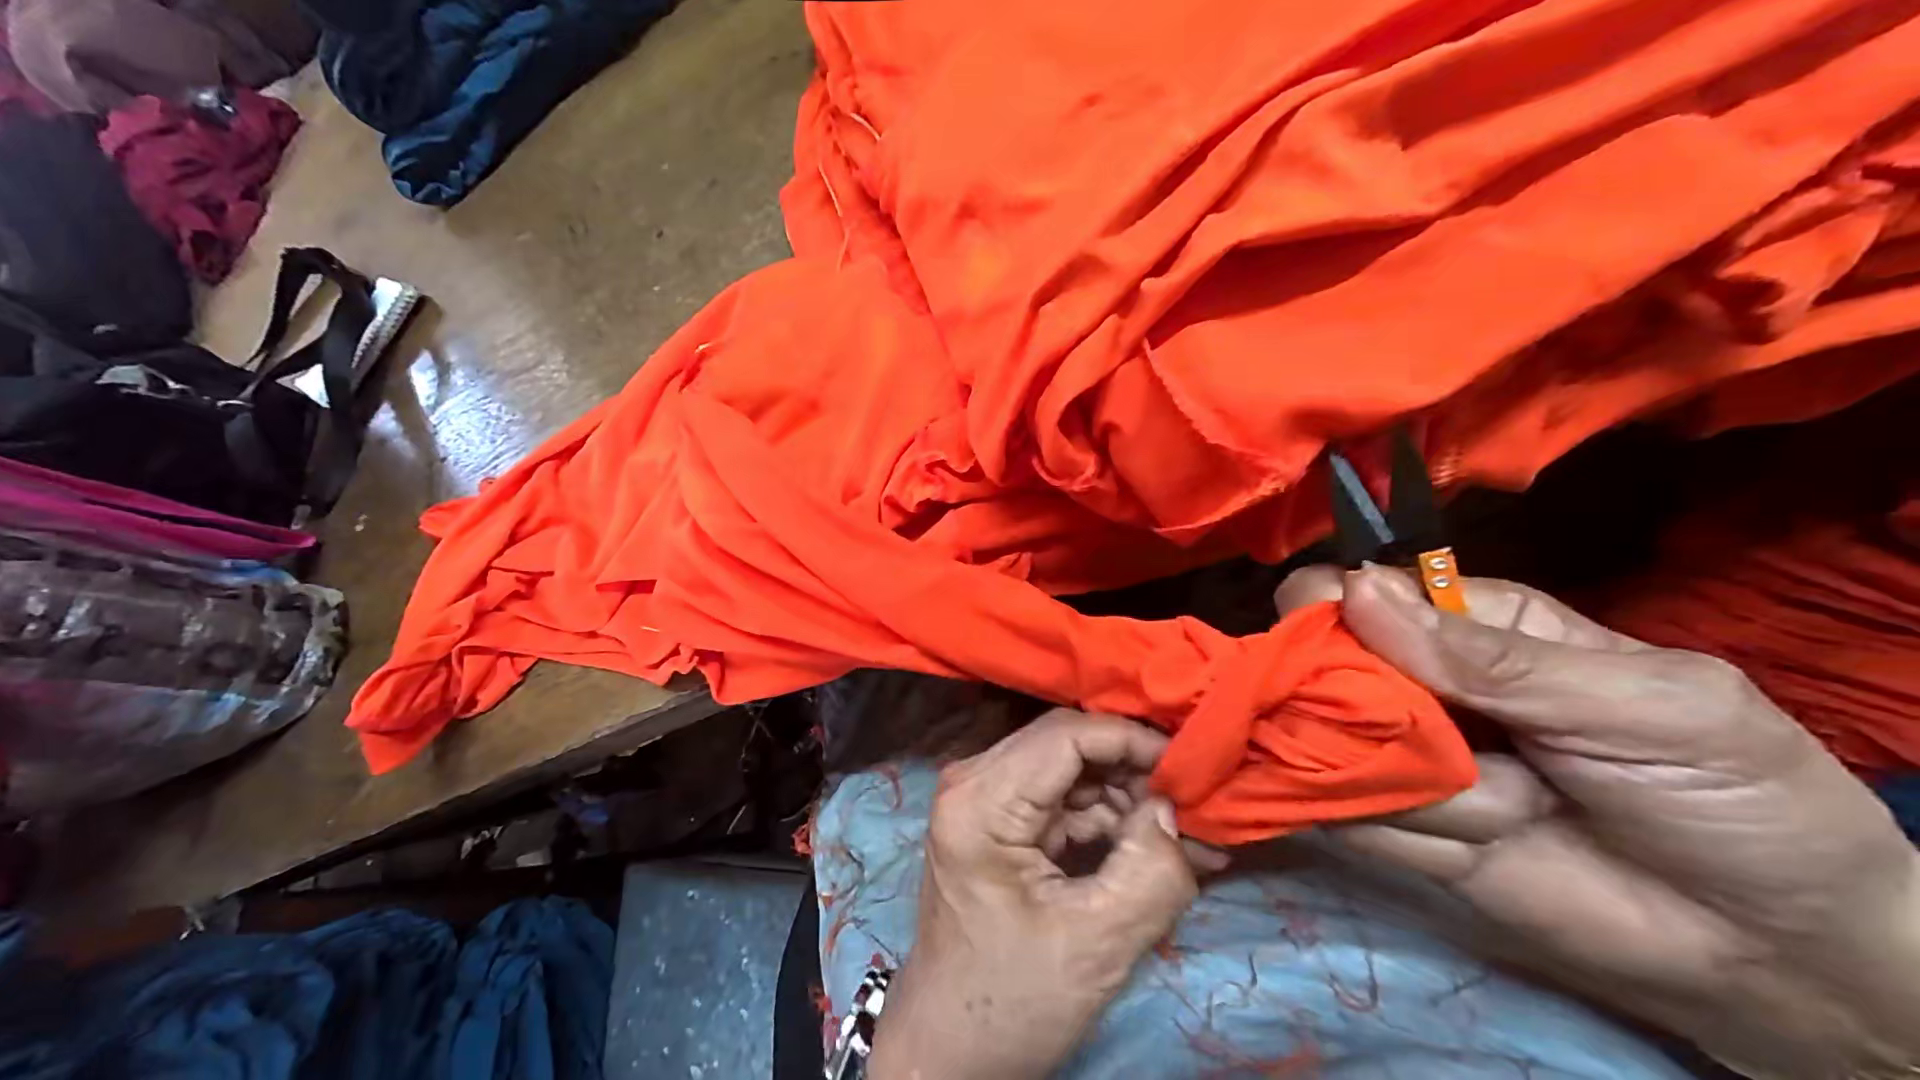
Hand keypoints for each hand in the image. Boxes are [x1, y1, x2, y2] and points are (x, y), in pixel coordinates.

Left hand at [867, 709, 1216, 1079]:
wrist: (952, 1046)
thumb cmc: (1010, 1000)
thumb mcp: (1094, 943)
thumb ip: (1151, 871)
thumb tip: (1176, 808)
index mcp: (981, 799)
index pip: (1066, 735)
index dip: (1132, 740)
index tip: (1188, 769)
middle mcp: (974, 781)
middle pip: (1068, 745)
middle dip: (1133, 770)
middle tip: (1192, 806)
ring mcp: (984, 799)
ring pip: (1070, 770)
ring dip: (1127, 797)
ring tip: (1186, 836)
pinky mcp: (999, 823)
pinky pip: (1063, 800)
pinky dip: (1108, 820)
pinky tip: (1154, 848)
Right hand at [1277, 565, 1919, 1078]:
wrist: (1772, 957)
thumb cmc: (1727, 794)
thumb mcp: (1639, 705)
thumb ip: (1493, 657)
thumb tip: (1355, 591)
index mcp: (1465, 626)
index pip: (1354, 592)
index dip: (1325, 607)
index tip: (1322, 637)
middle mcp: (1410, 685)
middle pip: (1316, 669)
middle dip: (1359, 709)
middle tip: (1443, 748)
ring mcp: (1394, 758)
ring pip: (1327, 747)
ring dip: (1416, 789)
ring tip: (1519, 813)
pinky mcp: (1387, 828)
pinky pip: (1342, 815)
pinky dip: (1403, 834)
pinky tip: (1482, 847)